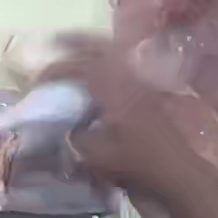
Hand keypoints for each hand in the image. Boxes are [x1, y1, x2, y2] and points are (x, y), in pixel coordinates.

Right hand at [51, 33, 217, 217]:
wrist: (180, 177)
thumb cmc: (137, 163)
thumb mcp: (95, 154)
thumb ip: (76, 135)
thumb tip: (69, 127)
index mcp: (115, 87)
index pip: (80, 67)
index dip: (55, 70)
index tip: (37, 78)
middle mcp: (130, 79)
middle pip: (102, 47)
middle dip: (76, 41)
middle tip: (56, 40)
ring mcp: (144, 86)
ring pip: (117, 56)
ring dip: (94, 50)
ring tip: (75, 52)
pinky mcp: (151, 97)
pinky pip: (125, 70)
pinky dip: (108, 66)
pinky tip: (98, 77)